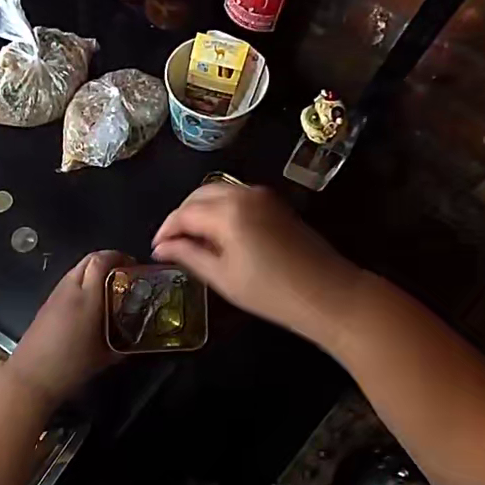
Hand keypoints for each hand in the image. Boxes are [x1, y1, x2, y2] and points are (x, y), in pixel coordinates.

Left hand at [1, 250, 129, 406]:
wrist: (31, 377)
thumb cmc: (71, 366)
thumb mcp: (107, 356)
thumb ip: (125, 342)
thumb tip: (139, 336)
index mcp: (87, 297)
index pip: (101, 261)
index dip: (119, 257)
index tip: (133, 265)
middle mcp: (69, 289)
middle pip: (88, 260)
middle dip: (108, 261)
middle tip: (124, 274)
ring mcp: (55, 296)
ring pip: (76, 271)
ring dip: (94, 272)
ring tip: (110, 288)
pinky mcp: (46, 305)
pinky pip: (68, 284)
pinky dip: (82, 284)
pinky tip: (91, 304)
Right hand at [152, 182, 362, 343]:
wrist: (328, 293)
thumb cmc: (272, 292)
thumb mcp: (223, 277)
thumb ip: (188, 255)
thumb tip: (161, 248)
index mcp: (228, 211)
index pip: (183, 213)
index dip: (165, 230)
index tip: (155, 249)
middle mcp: (243, 193)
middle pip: (198, 195)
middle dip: (181, 216)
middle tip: (171, 244)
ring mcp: (262, 195)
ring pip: (217, 192)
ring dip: (199, 211)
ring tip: (191, 241)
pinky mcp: (275, 203)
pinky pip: (236, 197)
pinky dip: (219, 209)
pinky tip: (217, 234)